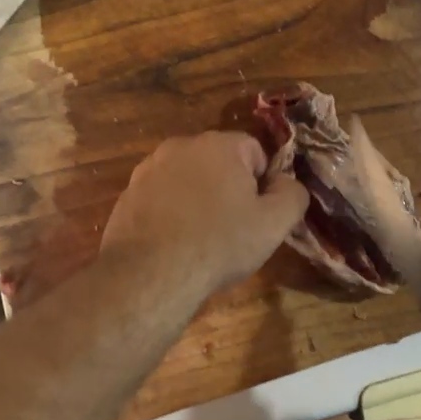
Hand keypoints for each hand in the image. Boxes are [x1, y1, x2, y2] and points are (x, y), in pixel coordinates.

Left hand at [102, 132, 309, 295]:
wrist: (151, 275)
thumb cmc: (219, 244)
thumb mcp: (274, 223)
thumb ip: (293, 195)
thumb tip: (287, 183)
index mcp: (218, 145)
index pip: (254, 151)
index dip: (263, 183)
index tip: (259, 214)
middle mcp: (180, 146)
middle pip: (219, 163)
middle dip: (229, 188)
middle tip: (235, 228)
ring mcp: (147, 170)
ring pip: (188, 180)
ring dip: (199, 200)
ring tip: (202, 238)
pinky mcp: (127, 195)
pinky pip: (161, 198)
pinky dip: (171, 214)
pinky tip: (175, 243)